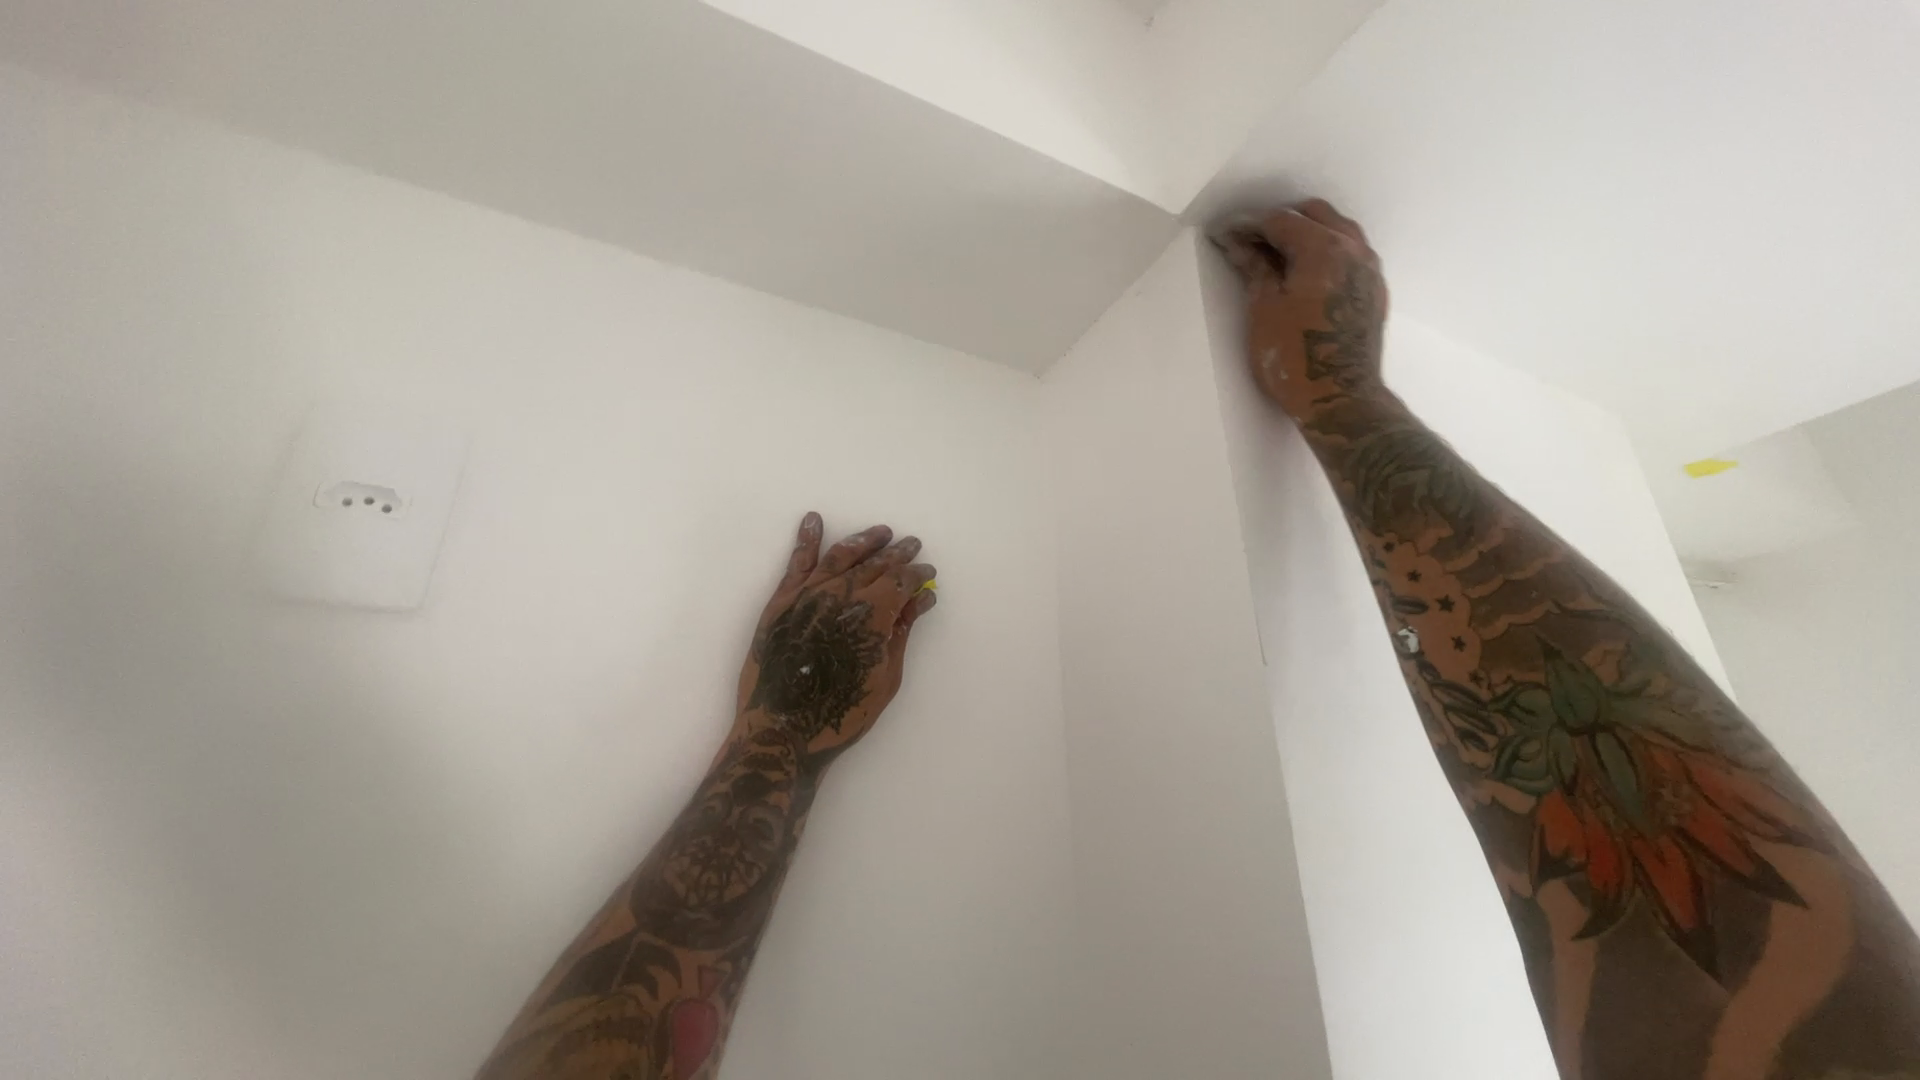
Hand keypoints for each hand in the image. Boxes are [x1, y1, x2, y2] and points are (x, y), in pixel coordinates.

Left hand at [733, 513, 936, 762]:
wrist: (783, 730)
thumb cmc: (843, 713)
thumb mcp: (886, 677)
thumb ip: (900, 633)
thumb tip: (919, 602)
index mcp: (871, 614)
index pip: (902, 581)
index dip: (918, 575)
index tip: (928, 574)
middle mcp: (841, 595)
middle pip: (876, 564)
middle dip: (898, 553)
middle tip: (912, 544)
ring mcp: (809, 594)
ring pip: (841, 555)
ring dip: (864, 540)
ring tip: (880, 532)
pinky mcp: (782, 600)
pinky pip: (797, 562)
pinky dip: (807, 538)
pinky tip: (814, 521)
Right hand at [1213, 198, 1389, 421]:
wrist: (1339, 398)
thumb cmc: (1294, 356)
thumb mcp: (1263, 310)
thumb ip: (1254, 269)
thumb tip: (1239, 245)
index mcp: (1323, 248)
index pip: (1281, 221)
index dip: (1249, 226)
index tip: (1226, 235)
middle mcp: (1354, 249)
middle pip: (1315, 216)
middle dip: (1281, 224)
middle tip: (1251, 244)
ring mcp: (1369, 270)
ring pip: (1338, 233)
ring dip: (1307, 236)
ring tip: (1278, 259)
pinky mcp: (1374, 292)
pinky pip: (1350, 256)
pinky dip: (1326, 255)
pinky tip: (1306, 278)